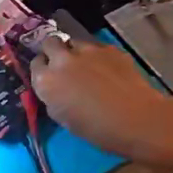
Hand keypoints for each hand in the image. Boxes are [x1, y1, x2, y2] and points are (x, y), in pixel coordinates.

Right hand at [29, 35, 172, 159]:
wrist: (137, 119)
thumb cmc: (97, 129)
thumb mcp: (63, 118)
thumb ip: (53, 98)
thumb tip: (56, 90)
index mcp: (46, 80)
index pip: (35, 64)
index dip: (43, 68)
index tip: (50, 76)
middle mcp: (61, 60)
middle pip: (50, 43)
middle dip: (54, 51)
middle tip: (64, 64)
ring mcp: (86, 51)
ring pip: (74, 43)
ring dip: (76, 52)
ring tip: (88, 67)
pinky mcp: (109, 48)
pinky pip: (97, 48)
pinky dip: (98, 56)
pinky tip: (109, 70)